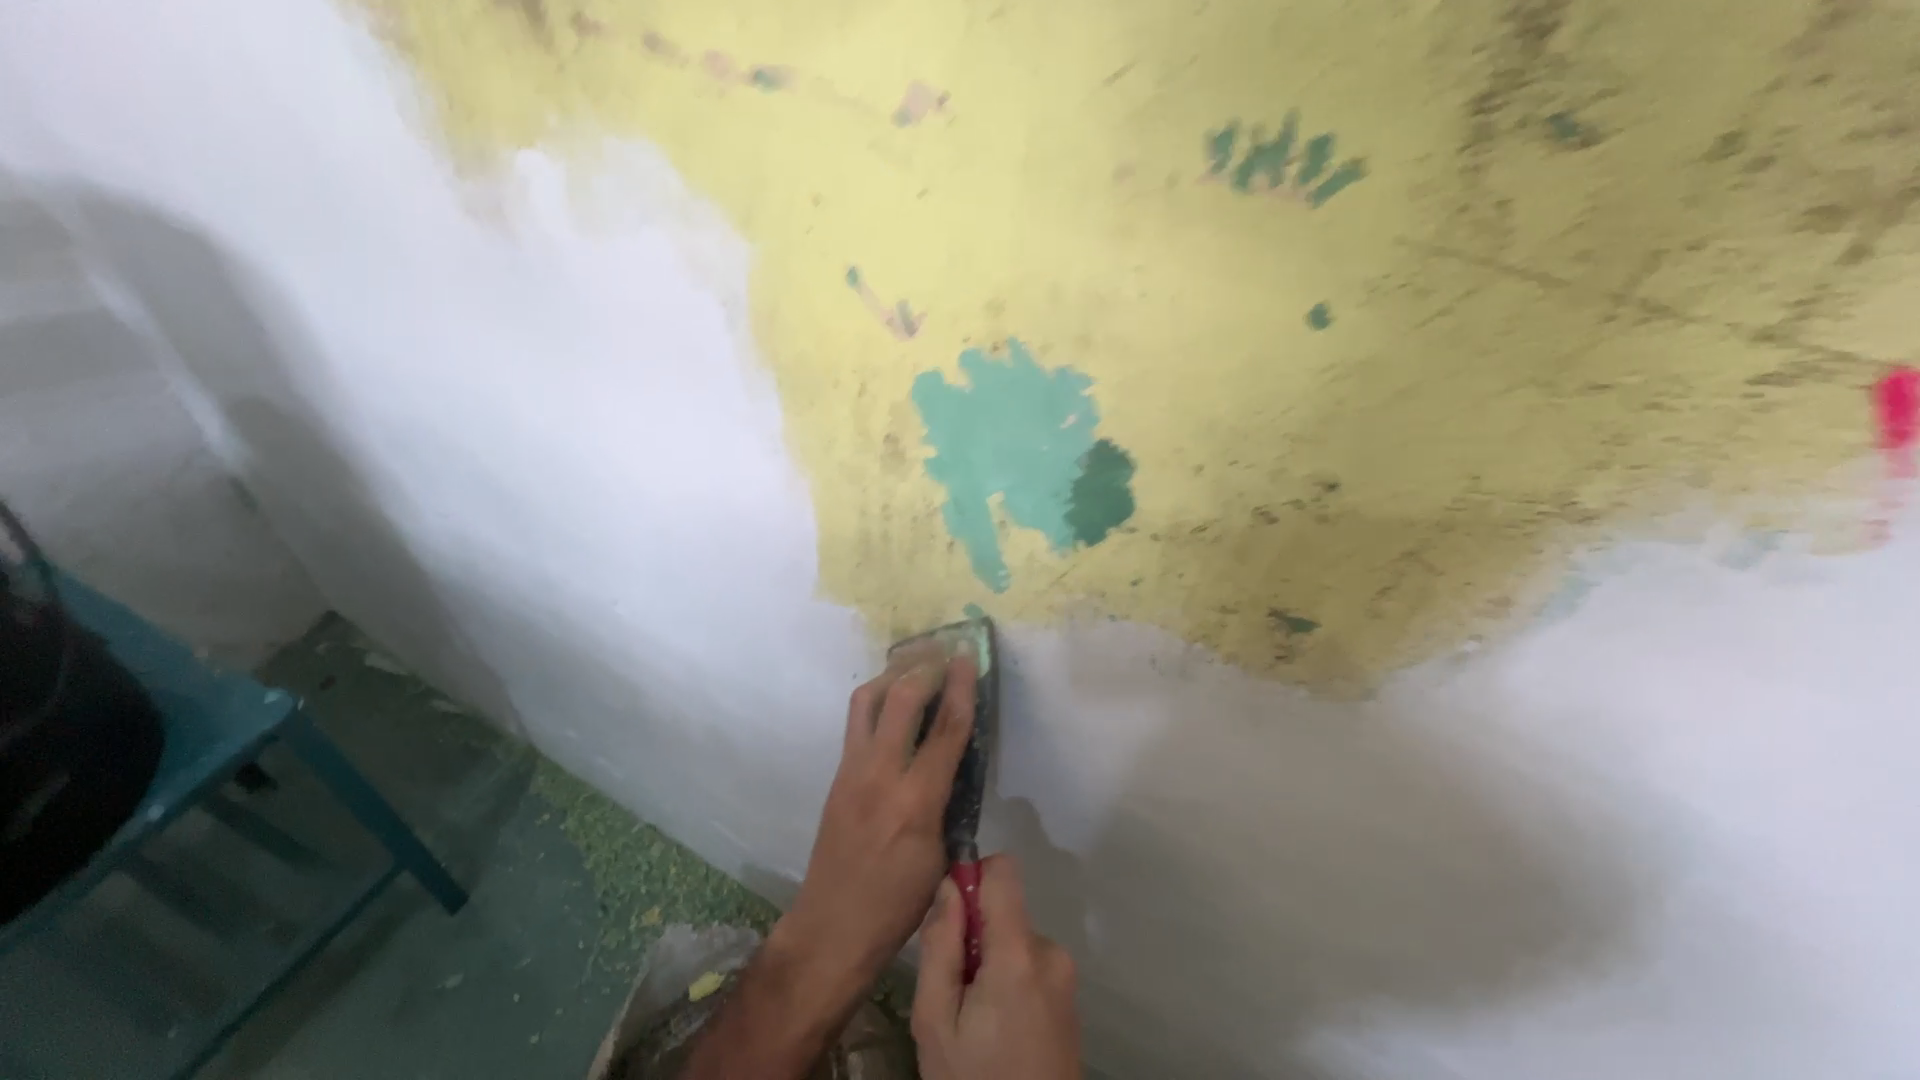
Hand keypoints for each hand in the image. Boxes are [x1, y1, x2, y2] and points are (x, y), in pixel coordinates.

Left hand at [775, 641, 978, 1001]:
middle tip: (944, 650)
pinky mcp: (837, 775)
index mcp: (916, 801)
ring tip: (916, 666)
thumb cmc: (898, 904)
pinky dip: (878, 700)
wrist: (832, 926)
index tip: (968, 656)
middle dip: (925, 666)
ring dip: (894, 675)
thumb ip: (949, 802)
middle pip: (902, 698)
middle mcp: (880, 774)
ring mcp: (852, 771)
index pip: (946, 729)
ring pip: (868, 700)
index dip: (961, 686)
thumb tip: (954, 764)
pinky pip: (857, 722)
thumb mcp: (939, 856)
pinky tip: (893, 702)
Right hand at [913, 856, 1081, 1079]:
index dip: (972, 877)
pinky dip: (1008, 983)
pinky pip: (1029, 966)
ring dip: (990, 966)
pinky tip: (996, 1030)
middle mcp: (1051, 953)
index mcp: (1019, 953)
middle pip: (1003, 914)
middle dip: (973, 940)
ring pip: (1013, 943)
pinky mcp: (1069, 998)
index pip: (1004, 871)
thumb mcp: (935, 1020)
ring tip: (974, 1021)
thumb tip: (950, 885)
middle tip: (953, 994)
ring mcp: (1065, 977)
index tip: (949, 915)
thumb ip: (940, 946)